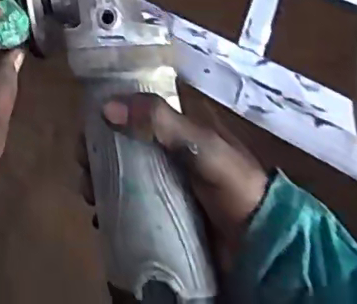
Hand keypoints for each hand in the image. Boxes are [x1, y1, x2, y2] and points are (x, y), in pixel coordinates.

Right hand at [101, 94, 269, 268]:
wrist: (271, 249)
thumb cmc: (237, 185)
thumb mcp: (203, 145)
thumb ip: (160, 121)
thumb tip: (105, 108)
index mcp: (176, 127)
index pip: (131, 109)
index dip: (104, 112)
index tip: (86, 127)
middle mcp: (166, 152)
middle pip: (118, 142)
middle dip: (94, 151)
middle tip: (84, 166)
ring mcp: (164, 185)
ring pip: (117, 173)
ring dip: (97, 180)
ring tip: (91, 195)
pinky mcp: (163, 215)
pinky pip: (127, 207)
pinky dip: (110, 209)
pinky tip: (102, 215)